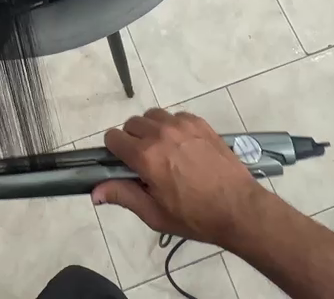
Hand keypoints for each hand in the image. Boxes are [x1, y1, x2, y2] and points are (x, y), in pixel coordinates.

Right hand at [93, 110, 274, 246]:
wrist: (239, 208)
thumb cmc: (195, 217)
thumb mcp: (155, 214)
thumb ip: (123, 196)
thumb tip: (95, 192)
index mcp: (146, 156)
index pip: (113, 137)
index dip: (115, 151)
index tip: (125, 164)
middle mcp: (160, 133)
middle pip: (131, 124)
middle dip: (133, 141)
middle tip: (147, 163)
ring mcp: (180, 124)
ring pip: (152, 116)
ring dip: (152, 130)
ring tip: (165, 152)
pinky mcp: (198, 122)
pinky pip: (174, 116)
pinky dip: (173, 127)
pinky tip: (184, 147)